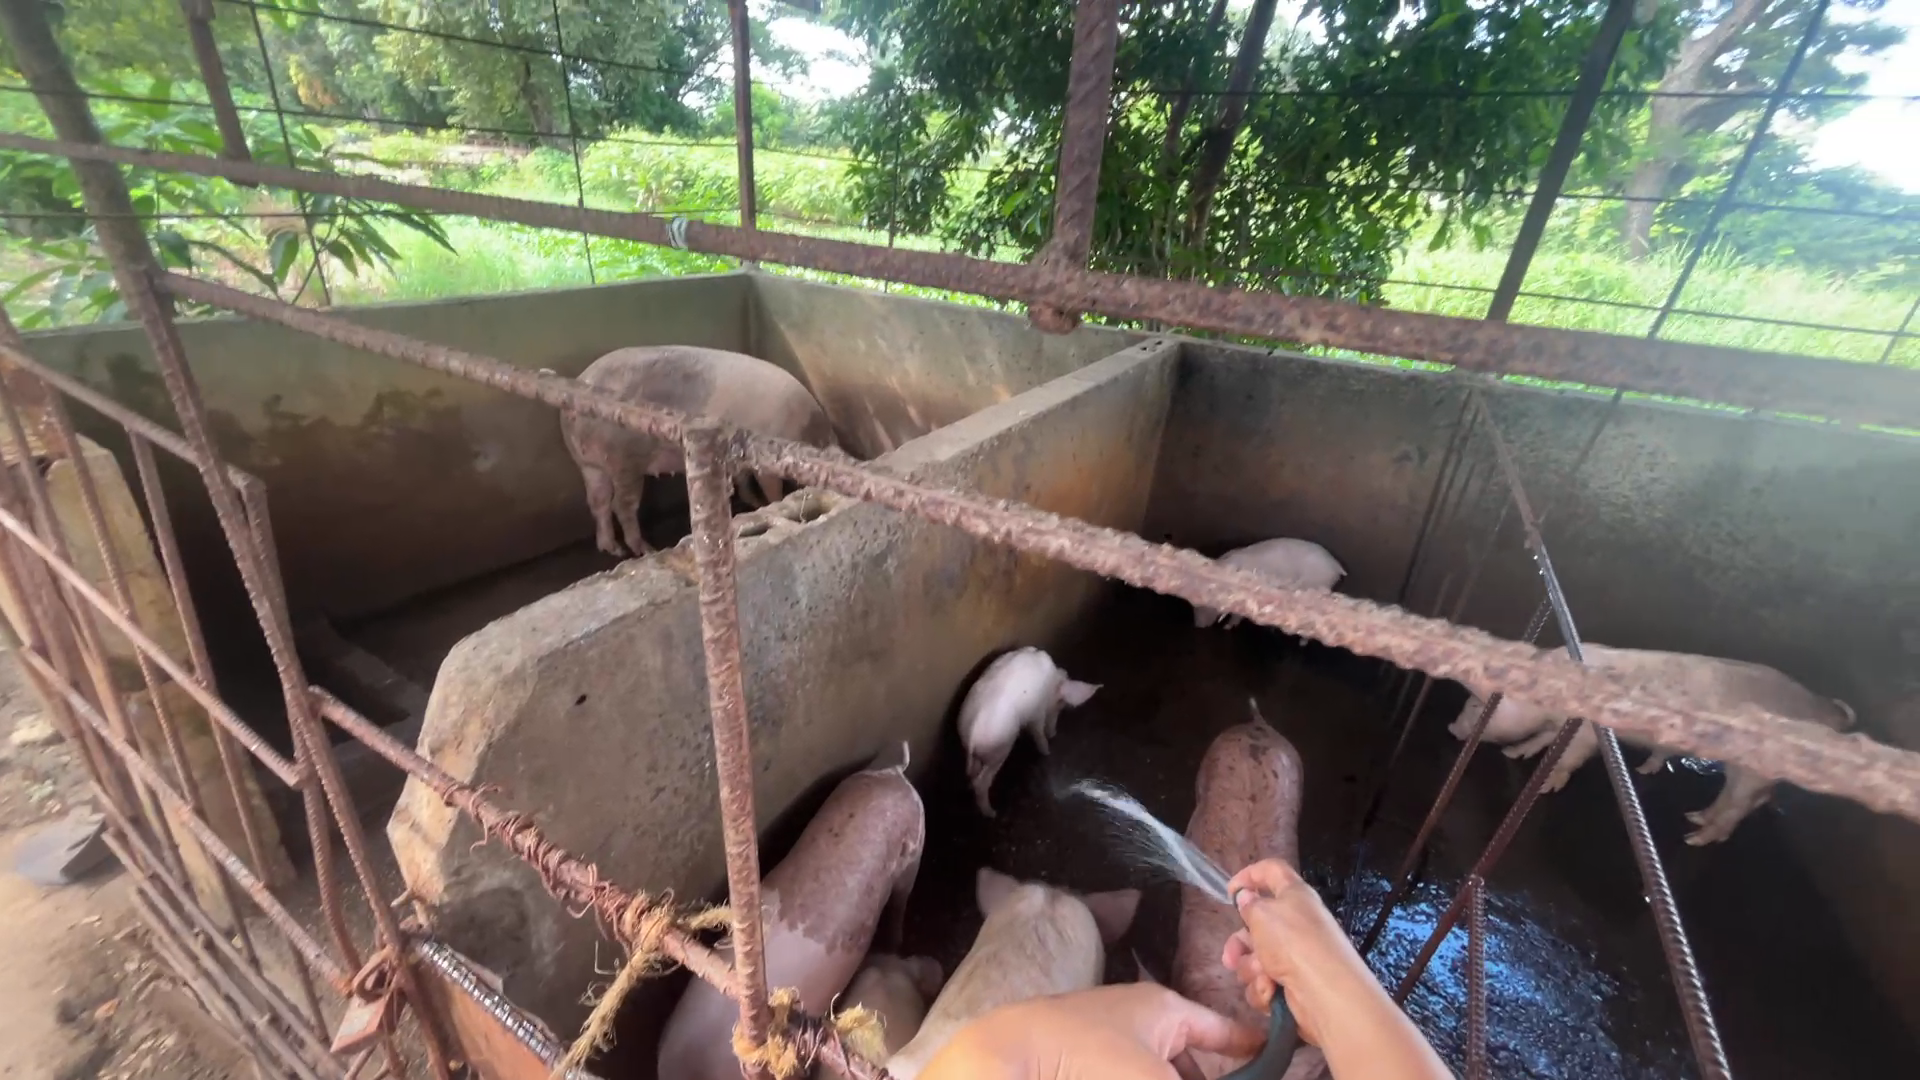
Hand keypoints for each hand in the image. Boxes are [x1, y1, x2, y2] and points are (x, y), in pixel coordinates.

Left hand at [918, 983, 1263, 1079]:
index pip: (1222, 1030)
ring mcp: (1114, 1041)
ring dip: (1174, 1076)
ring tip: (1181, 1079)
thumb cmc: (1088, 1056)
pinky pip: (1134, 1072)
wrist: (1012, 1057)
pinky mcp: (1091, 1063)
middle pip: (1194, 1063)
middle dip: (1210, 1077)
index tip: (1280, 1063)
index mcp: (1164, 1008)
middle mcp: (1142, 1018)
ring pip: (1162, 1070)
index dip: (1252, 1050)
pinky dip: (1147, 1076)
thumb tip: (1187, 1079)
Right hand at [1220, 859, 1348, 1047]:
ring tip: (1259, 976)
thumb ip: (1248, 903)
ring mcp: (1296, 956)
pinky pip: (1266, 981)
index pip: (1272, 870)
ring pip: (1257, 956)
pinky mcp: (1295, 984)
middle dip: (1240, 942)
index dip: (1250, 874)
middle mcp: (1296, 922)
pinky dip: (1264, 988)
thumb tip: (1246, 898)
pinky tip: (1270, 991)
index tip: (1230, 891)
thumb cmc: (1293, 942)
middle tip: (1230, 957)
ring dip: (1251, 968)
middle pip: (1258, 924)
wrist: (1328, 995)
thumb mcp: (1262, 914)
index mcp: (1294, 895)